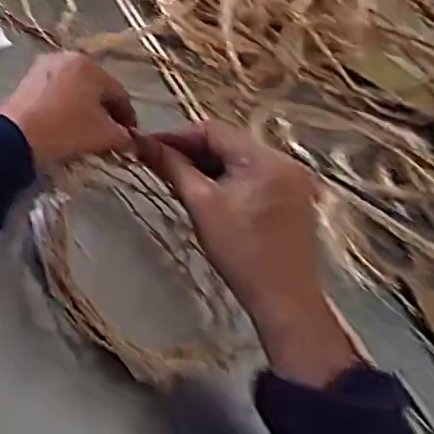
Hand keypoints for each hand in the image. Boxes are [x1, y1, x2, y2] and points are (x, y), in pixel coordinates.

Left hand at [0, 53, 137, 169]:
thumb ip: (123, 134)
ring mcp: (44, 66)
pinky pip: (55, 91)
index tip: (130, 136)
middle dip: (104, 109)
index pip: (118, 93)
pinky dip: (63, 104)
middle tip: (110, 132)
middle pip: (95, 87)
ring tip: (87, 129)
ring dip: (83, 106)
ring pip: (74, 88)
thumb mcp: (105, 135)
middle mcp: (66, 58)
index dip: (127, 116)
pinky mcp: (27, 78)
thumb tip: (127, 137)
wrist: (18, 135)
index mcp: (89, 65)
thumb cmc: (67, 129)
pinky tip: (64, 122)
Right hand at [139, 124, 359, 386]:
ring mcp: (292, 180)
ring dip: (206, 165)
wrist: (285, 303)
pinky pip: (250, 174)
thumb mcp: (200, 203)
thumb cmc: (241, 252)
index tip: (149, 147)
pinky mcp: (292, 197)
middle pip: (226, 142)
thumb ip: (172, 166)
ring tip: (178, 178)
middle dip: (190, 151)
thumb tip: (141, 142)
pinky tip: (205, 192)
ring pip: (236, 158)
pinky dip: (226, 178)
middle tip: (160, 163)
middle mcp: (284, 161)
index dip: (177, 136)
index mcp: (266, 159)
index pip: (212, 130)